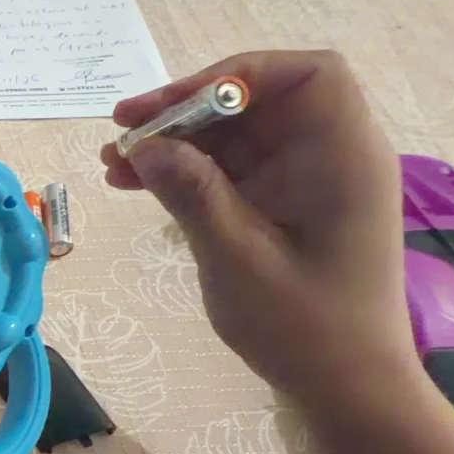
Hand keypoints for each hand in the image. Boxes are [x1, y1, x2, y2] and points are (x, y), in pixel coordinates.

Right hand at [101, 51, 419, 418]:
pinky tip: (135, 183)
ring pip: (234, 137)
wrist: (339, 377)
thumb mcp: (236, 256)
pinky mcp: (277, 206)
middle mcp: (326, 157)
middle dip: (186, 110)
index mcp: (340, 157)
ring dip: (174, 143)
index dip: (234, 76)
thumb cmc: (299, 321)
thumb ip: (193, 194)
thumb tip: (143, 146)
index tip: (167, 108)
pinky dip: (181, 171)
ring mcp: (300, 182)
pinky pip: (227, 171)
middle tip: (119, 131)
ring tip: (112, 162)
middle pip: (258, 103)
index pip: (304, 77)